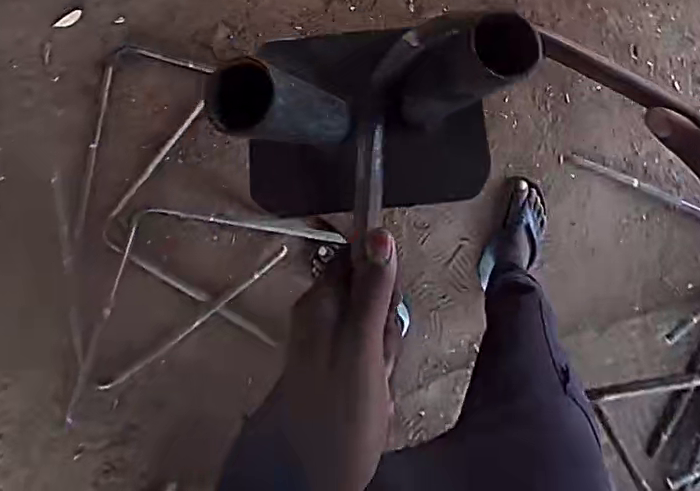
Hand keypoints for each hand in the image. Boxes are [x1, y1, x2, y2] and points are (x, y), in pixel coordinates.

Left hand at [264, 230, 401, 490]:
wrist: (310, 474)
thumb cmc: (336, 408)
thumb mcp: (362, 345)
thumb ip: (373, 290)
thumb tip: (380, 234)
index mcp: (320, 299)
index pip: (357, 257)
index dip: (381, 277)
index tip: (388, 308)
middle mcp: (320, 313)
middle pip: (370, 296)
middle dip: (386, 326)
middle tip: (381, 356)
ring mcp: (328, 342)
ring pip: (374, 330)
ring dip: (385, 355)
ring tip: (377, 383)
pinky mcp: (338, 369)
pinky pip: (370, 358)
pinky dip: (379, 376)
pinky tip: (376, 398)